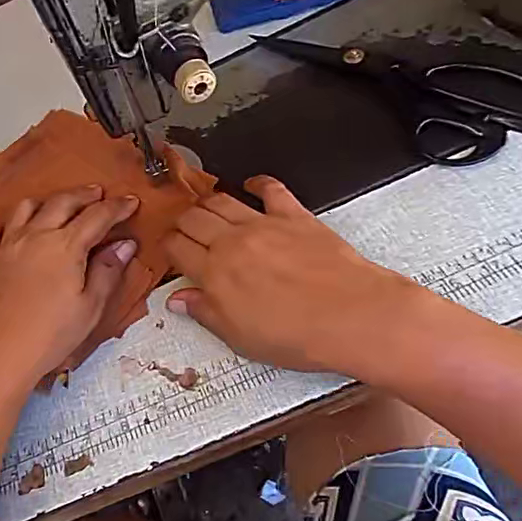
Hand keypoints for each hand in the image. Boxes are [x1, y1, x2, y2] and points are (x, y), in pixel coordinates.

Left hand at [0, 184, 140, 382]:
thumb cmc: (46, 335)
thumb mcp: (90, 307)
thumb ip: (107, 271)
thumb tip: (123, 247)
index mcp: (65, 246)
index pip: (98, 216)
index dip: (117, 208)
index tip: (129, 203)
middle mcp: (35, 237)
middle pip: (63, 202)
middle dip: (84, 195)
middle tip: (99, 195)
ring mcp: (8, 245)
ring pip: (28, 207)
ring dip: (48, 201)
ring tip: (60, 203)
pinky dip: (5, 222)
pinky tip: (11, 227)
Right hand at [162, 176, 424, 374]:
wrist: (354, 317)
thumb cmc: (301, 334)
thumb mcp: (240, 338)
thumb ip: (205, 313)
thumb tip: (179, 300)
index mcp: (215, 274)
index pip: (176, 248)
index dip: (167, 246)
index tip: (168, 249)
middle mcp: (233, 243)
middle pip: (192, 218)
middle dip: (181, 222)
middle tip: (182, 229)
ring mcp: (264, 225)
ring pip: (221, 200)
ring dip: (207, 202)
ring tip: (204, 209)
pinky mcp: (294, 216)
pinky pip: (270, 189)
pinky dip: (257, 182)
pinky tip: (251, 183)